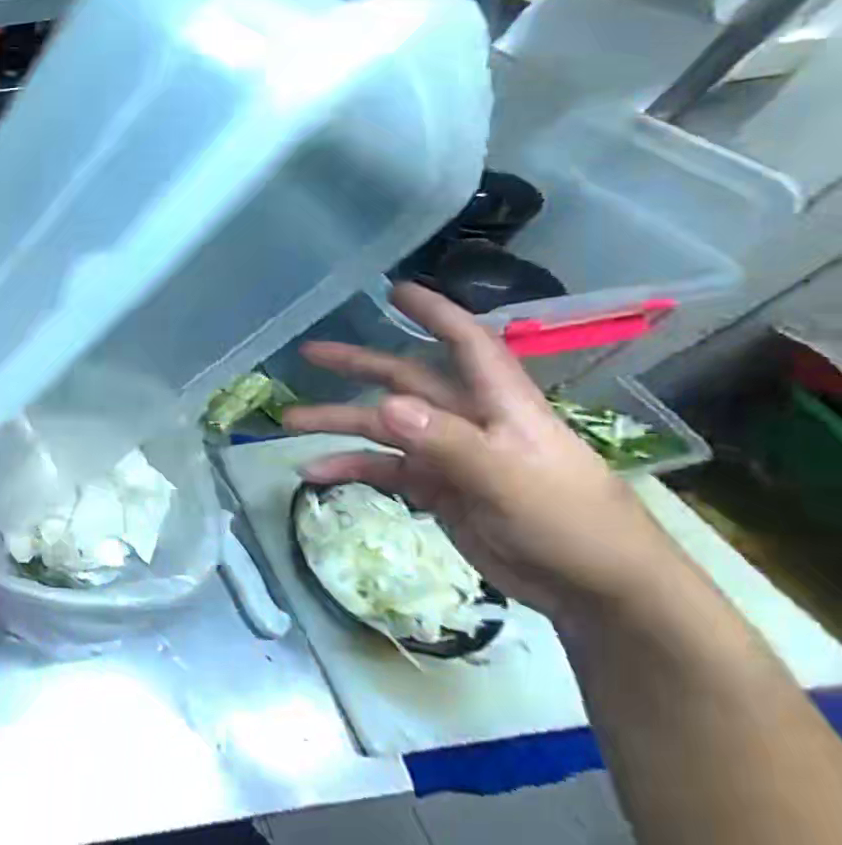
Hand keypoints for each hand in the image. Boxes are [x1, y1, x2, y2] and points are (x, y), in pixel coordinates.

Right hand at [281, 283, 683, 627]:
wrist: (596, 594)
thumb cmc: (571, 524)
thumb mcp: (507, 480)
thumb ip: (446, 441)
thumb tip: (384, 405)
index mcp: (499, 406)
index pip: (467, 345)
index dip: (434, 314)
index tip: (395, 290)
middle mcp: (469, 422)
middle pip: (406, 382)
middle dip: (358, 366)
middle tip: (308, 353)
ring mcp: (449, 456)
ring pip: (383, 427)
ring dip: (338, 423)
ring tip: (289, 421)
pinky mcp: (436, 489)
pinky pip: (381, 469)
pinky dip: (348, 468)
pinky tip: (315, 473)